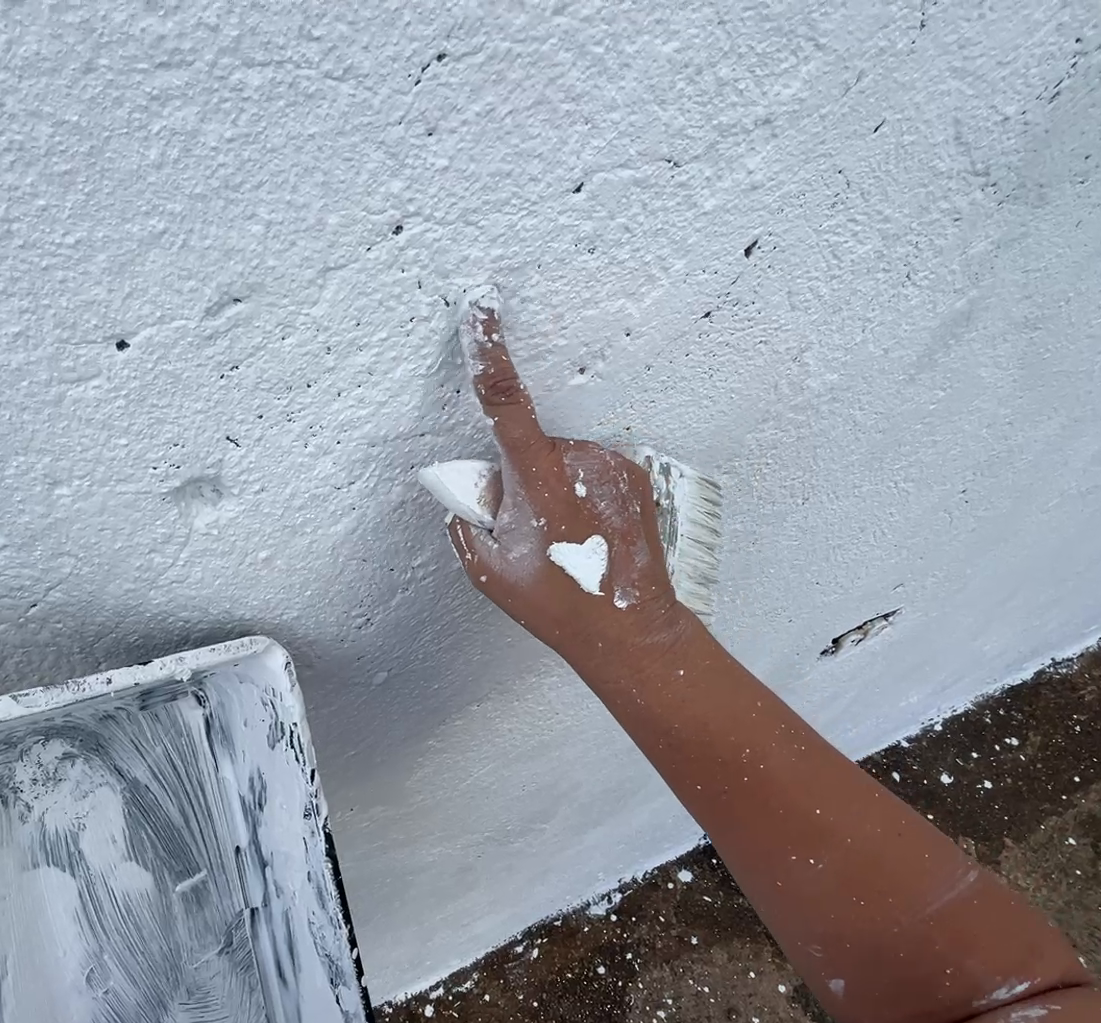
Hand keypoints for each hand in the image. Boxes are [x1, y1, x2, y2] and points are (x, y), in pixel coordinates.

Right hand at [445, 291, 697, 677]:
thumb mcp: (490, 572)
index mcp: (542, 486)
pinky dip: (578, 488)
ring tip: (563, 533)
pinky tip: (585, 528)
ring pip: (561, 456)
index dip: (489, 355)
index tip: (481, 315)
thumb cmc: (559, 605)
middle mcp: (583, 465)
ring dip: (551, 483)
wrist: (629, 628)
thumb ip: (467, 522)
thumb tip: (466, 494)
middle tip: (530, 526)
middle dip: (519, 474)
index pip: (507, 406)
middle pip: (531, 444)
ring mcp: (615, 468)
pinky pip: (589, 466)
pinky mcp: (635, 475)